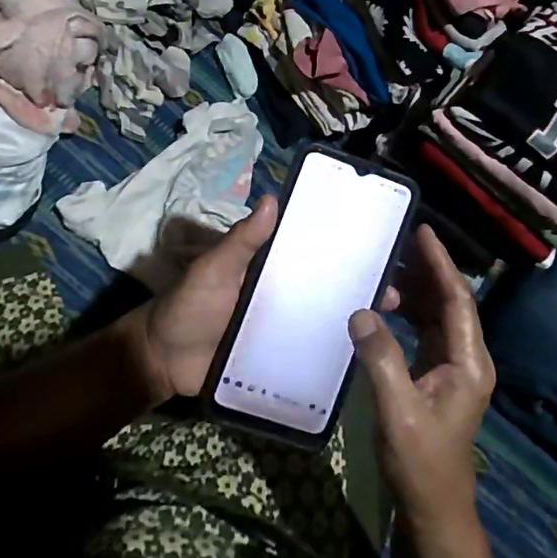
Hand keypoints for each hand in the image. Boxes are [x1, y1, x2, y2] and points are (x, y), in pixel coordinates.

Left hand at [123, 195, 403, 403]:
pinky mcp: (277, 358)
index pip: (311, 252)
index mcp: (269, 266)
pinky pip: (308, 354)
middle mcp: (281, 294)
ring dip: (351, 320)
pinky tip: (359, 357)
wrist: (163, 360)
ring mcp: (281, 327)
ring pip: (322, 320)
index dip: (341, 248)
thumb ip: (241, 241)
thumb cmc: (187, 304)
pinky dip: (330, 354)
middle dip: (358, 287)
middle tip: (393, 291)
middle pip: (325, 287)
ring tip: (386, 323)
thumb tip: (271, 198)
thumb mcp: (213, 269)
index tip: (376, 245)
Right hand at [348, 225, 495, 523]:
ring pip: (436, 313)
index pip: (457, 299)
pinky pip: (424, 329)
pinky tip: (382, 305)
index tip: (423, 231)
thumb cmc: (421, 461)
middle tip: (395, 240)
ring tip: (382, 272)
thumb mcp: (397, 410)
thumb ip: (381, 359)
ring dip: (414, 290)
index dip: (441, 263)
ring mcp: (453, 365)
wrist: (433, 506)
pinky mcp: (437, 373)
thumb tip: (362, 311)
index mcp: (468, 362)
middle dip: (426, 269)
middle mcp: (466, 357)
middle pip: (449, 300)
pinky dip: (406, 312)